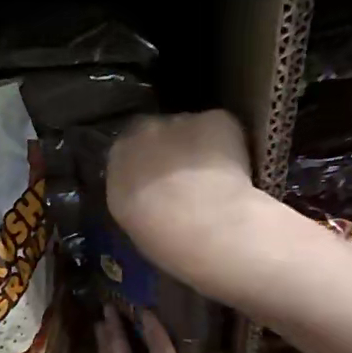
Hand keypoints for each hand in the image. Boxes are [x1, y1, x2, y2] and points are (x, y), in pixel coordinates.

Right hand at [106, 110, 265, 280]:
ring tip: (212, 175)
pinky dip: (228, 142)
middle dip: (170, 147)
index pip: (127, 149)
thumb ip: (133, 189)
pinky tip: (233, 168)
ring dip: (198, 144)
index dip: (144, 162)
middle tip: (185, 175)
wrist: (201, 224)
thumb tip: (147, 187)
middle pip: (157, 132)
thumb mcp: (129, 214)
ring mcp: (180, 121)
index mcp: (117, 158)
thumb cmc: (158, 233)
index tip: (155, 179)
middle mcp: (143, 131)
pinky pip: (220, 126)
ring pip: (191, 128)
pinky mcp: (215, 119)